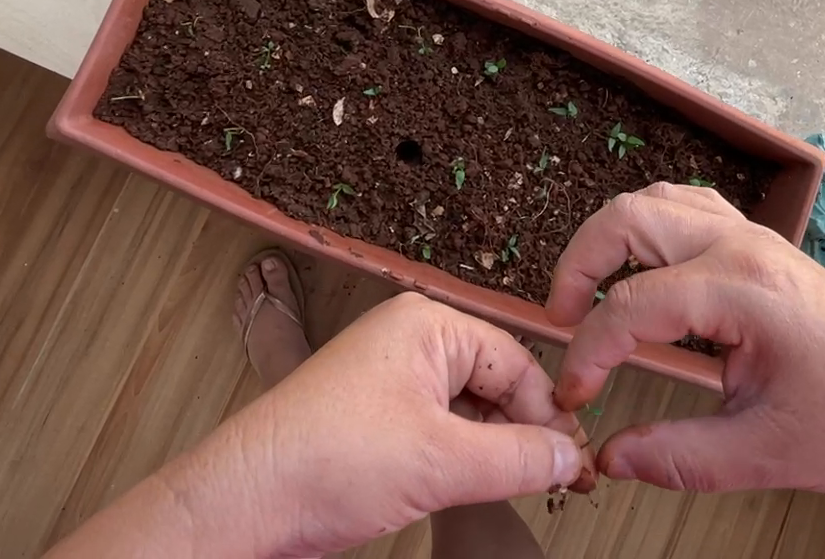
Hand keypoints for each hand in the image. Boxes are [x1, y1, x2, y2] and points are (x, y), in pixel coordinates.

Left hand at [155, 293, 593, 557]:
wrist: (248, 500)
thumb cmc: (332, 460)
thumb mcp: (440, 459)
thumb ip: (517, 457)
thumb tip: (570, 455)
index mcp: (428, 325)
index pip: (513, 360)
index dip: (549, 411)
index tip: (576, 460)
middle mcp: (413, 340)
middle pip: (493, 380)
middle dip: (526, 429)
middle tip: (561, 480)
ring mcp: (394, 378)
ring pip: (469, 407)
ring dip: (498, 446)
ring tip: (529, 486)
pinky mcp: (380, 415)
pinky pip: (441, 426)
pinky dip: (466, 455)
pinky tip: (485, 483)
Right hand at [545, 182, 824, 497]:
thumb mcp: (768, 453)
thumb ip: (679, 456)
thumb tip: (609, 458)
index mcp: (742, 289)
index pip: (632, 305)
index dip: (588, 350)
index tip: (575, 395)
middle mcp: (741, 243)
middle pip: (628, 219)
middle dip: (579, 265)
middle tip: (560, 319)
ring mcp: (751, 233)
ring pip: (653, 201)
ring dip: (609, 237)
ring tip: (589, 289)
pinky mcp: (758, 240)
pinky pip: (685, 205)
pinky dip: (647, 225)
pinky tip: (642, 262)